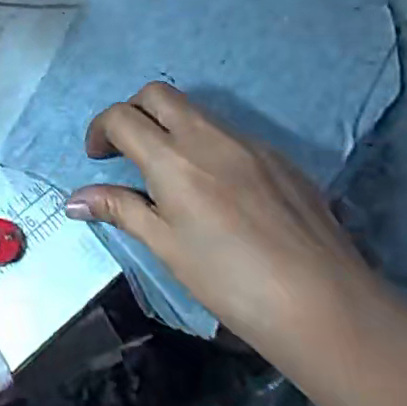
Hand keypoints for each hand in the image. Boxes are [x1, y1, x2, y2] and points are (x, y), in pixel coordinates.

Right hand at [67, 84, 406, 405]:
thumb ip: (119, 210)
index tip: (98, 158)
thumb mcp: (166, 247)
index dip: (99, 130)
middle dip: (132, 111)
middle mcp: (210, 139)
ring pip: (197, 111)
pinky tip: (222, 190)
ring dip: (172, 126)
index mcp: (173, 160)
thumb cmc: (232, 282)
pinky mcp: (284, 162)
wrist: (332, 311)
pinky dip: (210, 145)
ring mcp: (252, 146)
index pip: (121, 117)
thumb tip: (73, 199)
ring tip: (174, 172)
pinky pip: (233, 135)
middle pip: (157, 94)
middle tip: (129, 148)